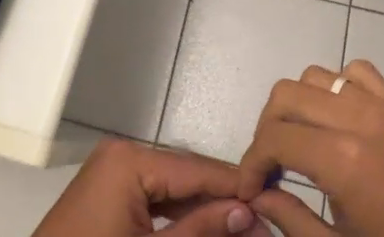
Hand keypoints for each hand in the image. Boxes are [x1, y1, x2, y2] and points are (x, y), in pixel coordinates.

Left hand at [34, 137, 271, 236]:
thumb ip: (200, 230)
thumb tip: (247, 212)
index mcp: (131, 160)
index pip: (198, 169)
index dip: (237, 187)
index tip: (275, 201)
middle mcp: (123, 154)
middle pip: (188, 176)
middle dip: (224, 202)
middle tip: (263, 223)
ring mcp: (113, 172)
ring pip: (174, 188)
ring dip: (205, 211)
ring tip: (243, 228)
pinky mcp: (109, 193)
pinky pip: (154, 198)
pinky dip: (179, 216)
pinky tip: (208, 229)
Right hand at [236, 61, 383, 236]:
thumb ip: (292, 220)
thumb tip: (257, 197)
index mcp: (343, 160)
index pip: (274, 139)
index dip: (251, 162)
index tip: (250, 189)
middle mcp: (359, 118)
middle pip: (287, 95)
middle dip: (267, 128)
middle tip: (270, 166)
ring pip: (318, 75)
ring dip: (299, 104)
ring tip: (302, 141)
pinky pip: (358, 71)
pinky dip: (338, 87)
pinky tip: (340, 120)